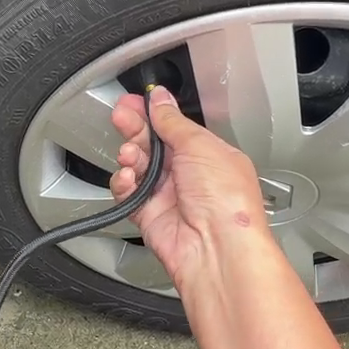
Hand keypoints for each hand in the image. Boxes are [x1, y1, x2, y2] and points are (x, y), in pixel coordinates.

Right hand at [110, 87, 272, 289]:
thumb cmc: (227, 201)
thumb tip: (160, 100)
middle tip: (121, 115)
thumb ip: (173, 122)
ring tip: (129, 153)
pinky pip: (128, 193)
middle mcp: (189, 175)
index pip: (175, 127)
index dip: (154, 114)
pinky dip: (124, 183)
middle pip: (152, 144)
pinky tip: (127, 177)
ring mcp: (168, 195)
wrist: (217, 248)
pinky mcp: (150, 215)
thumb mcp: (200, 145)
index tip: (137, 102)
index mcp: (208, 154)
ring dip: (130, 155)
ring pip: (138, 166)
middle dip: (135, 128)